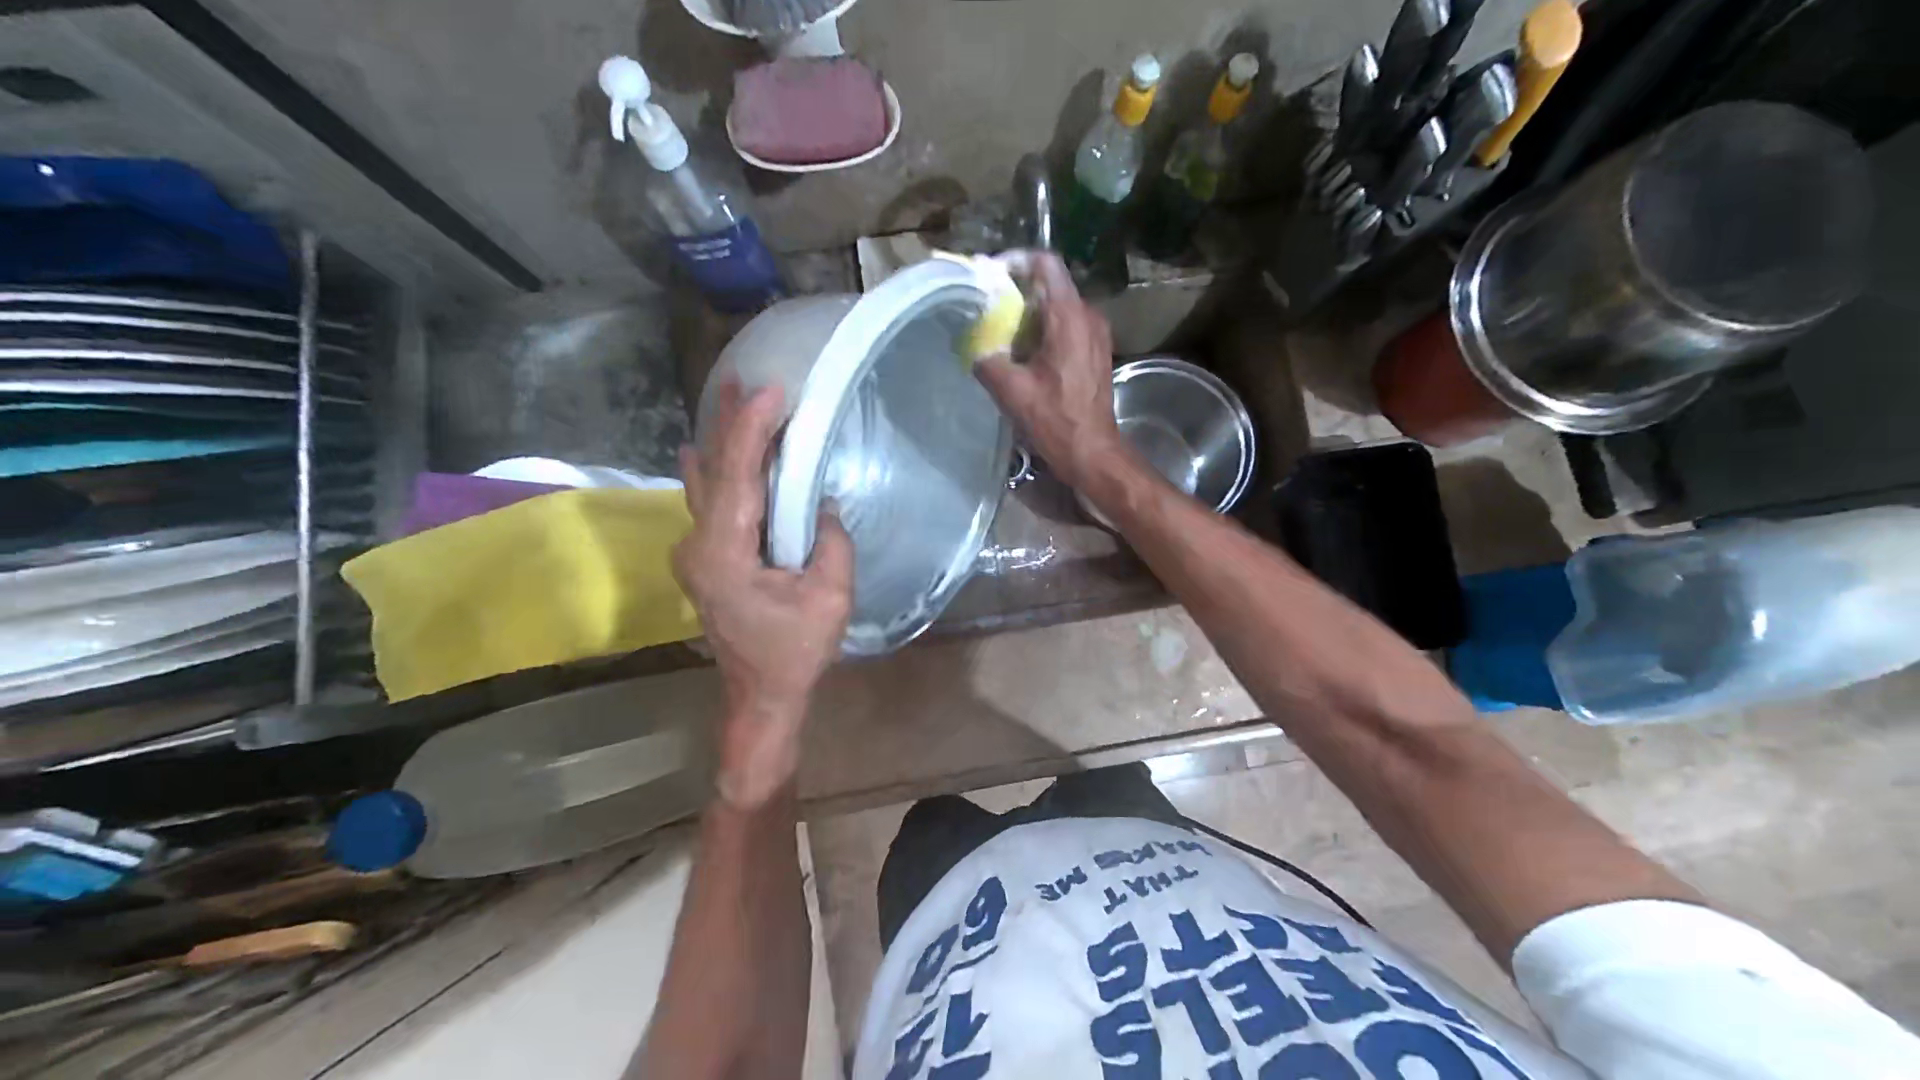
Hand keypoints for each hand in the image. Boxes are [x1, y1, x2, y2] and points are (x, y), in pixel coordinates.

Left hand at [673, 383, 853, 807]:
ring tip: (725, 399)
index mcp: (725, 555)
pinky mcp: (703, 561)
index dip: (753, 431)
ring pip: (705, 485)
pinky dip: (715, 472)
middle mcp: (698, 547)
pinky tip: (700, 451)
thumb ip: (831, 542)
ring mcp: (694, 554)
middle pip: (712, 472)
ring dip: (719, 442)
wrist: (761, 696)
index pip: (738, 477)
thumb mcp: (830, 598)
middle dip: (728, 423)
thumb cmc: (797, 652)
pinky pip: (707, 504)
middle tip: (739, 378)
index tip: (770, 392)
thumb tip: (823, 503)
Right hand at [973, 252, 1130, 490]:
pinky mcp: (1097, 351)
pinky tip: (1023, 355)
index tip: (989, 276)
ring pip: (1058, 307)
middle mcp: (1088, 316)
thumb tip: (970, 341)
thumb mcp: (1011, 390)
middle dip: (1016, 293)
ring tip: (1001, 335)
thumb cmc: (1055, 421)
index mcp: (1069, 317)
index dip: (1015, 261)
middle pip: (1049, 286)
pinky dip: (1043, 331)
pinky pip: (1067, 327)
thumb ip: (986, 357)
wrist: (1092, 452)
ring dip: (1028, 315)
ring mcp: (1097, 334)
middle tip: (987, 310)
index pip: (1045, 264)